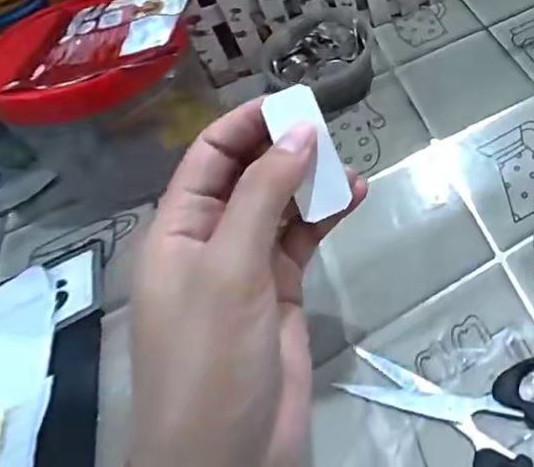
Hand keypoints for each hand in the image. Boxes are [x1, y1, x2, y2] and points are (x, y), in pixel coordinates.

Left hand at [131, 99, 366, 466]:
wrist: (226, 461)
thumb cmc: (211, 361)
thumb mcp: (231, 270)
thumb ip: (264, 195)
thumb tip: (302, 129)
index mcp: (177, 231)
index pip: (209, 157)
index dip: (248, 124)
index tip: (297, 103)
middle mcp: (210, 240)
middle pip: (249, 174)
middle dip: (286, 148)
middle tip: (331, 131)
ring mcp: (247, 264)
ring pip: (283, 201)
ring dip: (314, 180)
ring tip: (348, 167)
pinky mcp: (280, 287)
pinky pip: (305, 233)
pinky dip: (328, 212)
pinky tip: (356, 196)